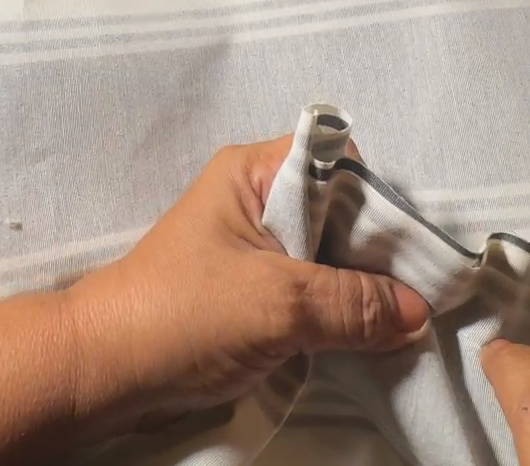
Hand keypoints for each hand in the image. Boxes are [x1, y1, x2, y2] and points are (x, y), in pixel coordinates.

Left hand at [62, 136, 430, 432]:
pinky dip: (337, 304)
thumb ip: (351, 304)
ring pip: (325, 249)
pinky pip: (310, 282)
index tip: (407, 246)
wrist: (109, 368)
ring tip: (400, 316)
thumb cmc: (184, 314)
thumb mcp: (277, 305)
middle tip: (415, 290)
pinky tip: (367, 331)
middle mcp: (256, 195)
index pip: (332, 160)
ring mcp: (254, 241)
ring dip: (358, 283)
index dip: (373, 197)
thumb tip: (419, 311)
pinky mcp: (252, 283)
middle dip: (374, 248)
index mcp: (253, 171)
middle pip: (335, 207)